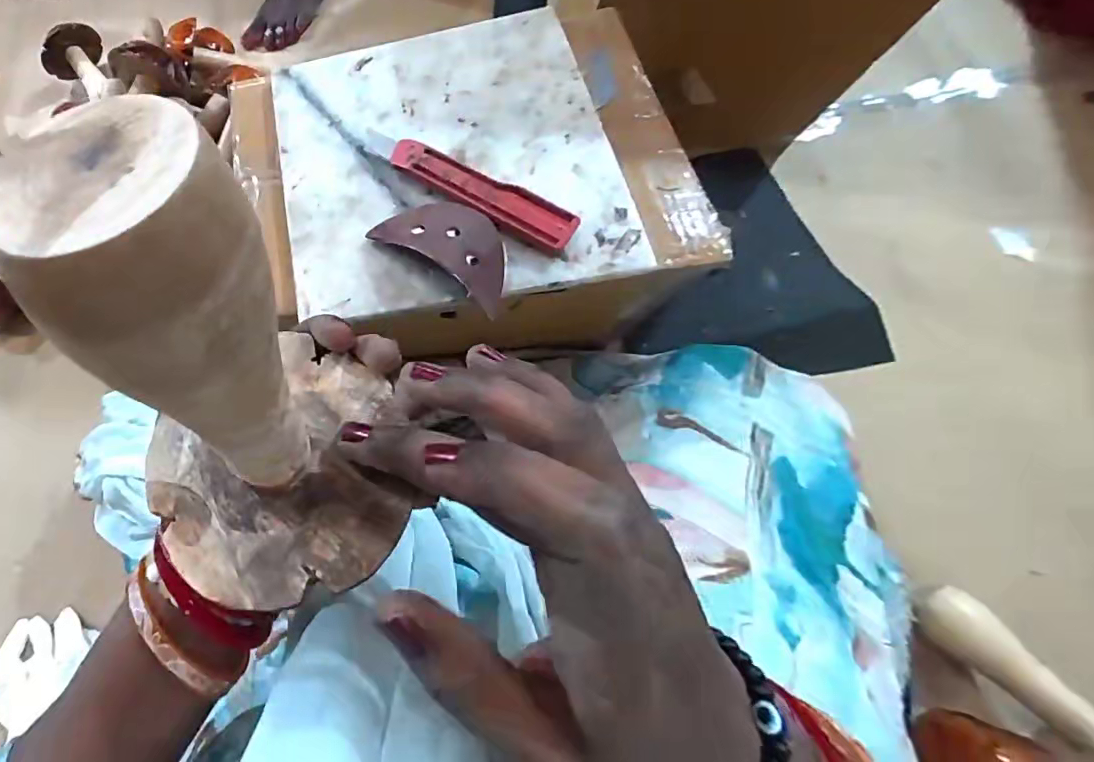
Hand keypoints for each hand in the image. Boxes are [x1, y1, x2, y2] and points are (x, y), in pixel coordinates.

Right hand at [336, 345, 775, 760]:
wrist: (716, 746)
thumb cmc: (629, 749)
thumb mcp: (540, 744)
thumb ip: (464, 677)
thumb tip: (385, 603)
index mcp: (609, 583)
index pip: (528, 489)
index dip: (453, 459)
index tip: (377, 447)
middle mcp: (625, 521)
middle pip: (550, 428)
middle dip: (467, 398)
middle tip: (393, 397)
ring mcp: (631, 500)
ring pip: (565, 412)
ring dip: (493, 382)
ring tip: (425, 371)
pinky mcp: (622, 496)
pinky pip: (575, 423)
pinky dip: (528, 387)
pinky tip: (491, 370)